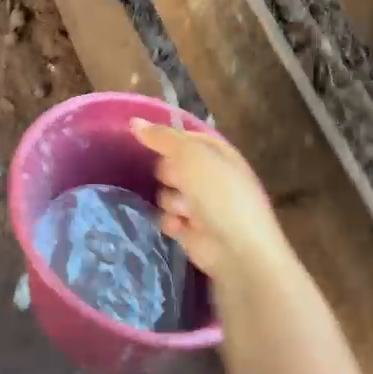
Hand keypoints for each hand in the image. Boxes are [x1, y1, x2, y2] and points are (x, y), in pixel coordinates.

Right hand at [132, 118, 285, 282]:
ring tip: (185, 211)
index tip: (146, 141)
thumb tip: (133, 121)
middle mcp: (208, 177)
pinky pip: (166, 217)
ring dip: (171, 200)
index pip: (183, 137)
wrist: (239, 252)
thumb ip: (162, 137)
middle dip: (168, 173)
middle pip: (170, 164)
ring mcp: (200, 205)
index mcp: (216, 153)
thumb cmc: (220, 194)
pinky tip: (181, 227)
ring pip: (165, 191)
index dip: (166, 139)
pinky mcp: (190, 230)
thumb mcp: (191, 155)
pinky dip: (172, 221)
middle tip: (177, 181)